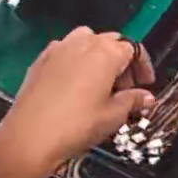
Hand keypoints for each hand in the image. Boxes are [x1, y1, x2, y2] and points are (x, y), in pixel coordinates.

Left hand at [0, 27, 154, 177]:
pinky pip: (65, 51)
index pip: (133, 49)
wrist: (30, 136)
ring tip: (100, 84)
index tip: (145, 85)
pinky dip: (76, 61)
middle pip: (110, 42)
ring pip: (86, 41)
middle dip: (122, 62)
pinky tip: (75, 85)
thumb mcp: (113, 116)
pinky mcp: (40, 59)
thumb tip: (147, 97)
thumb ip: (133, 101)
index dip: (142, 66)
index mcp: (105, 52)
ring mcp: (58, 48)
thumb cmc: (77, 125)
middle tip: (126, 89)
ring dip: (98, 57)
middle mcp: (82, 42)